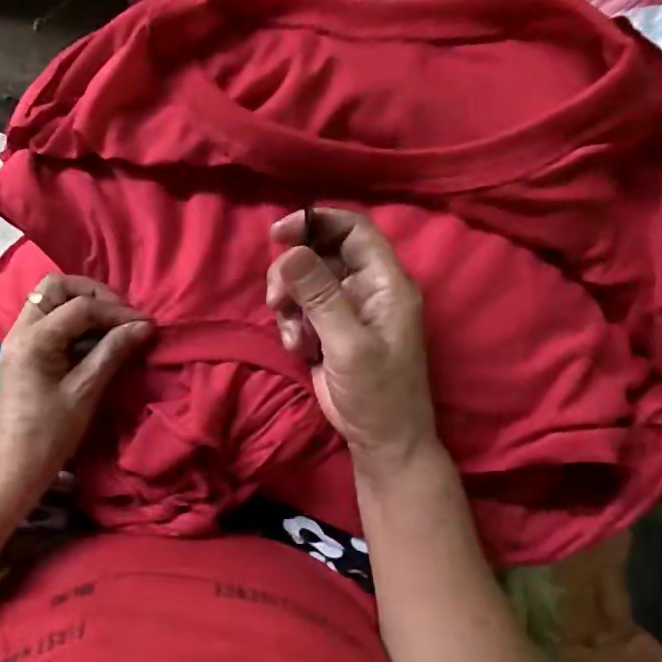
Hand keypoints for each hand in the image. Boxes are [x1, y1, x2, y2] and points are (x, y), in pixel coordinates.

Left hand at [0, 273, 154, 492]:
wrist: (19, 463)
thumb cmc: (52, 432)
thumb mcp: (86, 391)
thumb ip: (113, 352)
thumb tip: (144, 326)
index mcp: (33, 340)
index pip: (80, 307)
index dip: (116, 311)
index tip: (145, 324)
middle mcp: (19, 331)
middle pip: (56, 287)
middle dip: (93, 294)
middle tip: (121, 315)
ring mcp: (17, 339)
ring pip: (50, 299)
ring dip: (82, 305)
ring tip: (112, 326)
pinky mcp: (23, 350)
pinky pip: (48, 319)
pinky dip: (72, 321)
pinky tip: (95, 339)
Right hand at [266, 208, 437, 467]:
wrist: (380, 439)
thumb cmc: (378, 392)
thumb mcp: (350, 344)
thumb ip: (321, 297)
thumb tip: (292, 251)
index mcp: (385, 282)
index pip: (353, 230)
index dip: (316, 223)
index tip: (278, 234)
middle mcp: (366, 288)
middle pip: (320, 254)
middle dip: (292, 273)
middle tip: (276, 300)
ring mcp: (346, 310)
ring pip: (304, 283)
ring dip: (289, 305)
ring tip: (294, 336)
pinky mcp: (328, 330)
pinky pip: (300, 311)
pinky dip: (292, 326)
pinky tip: (299, 350)